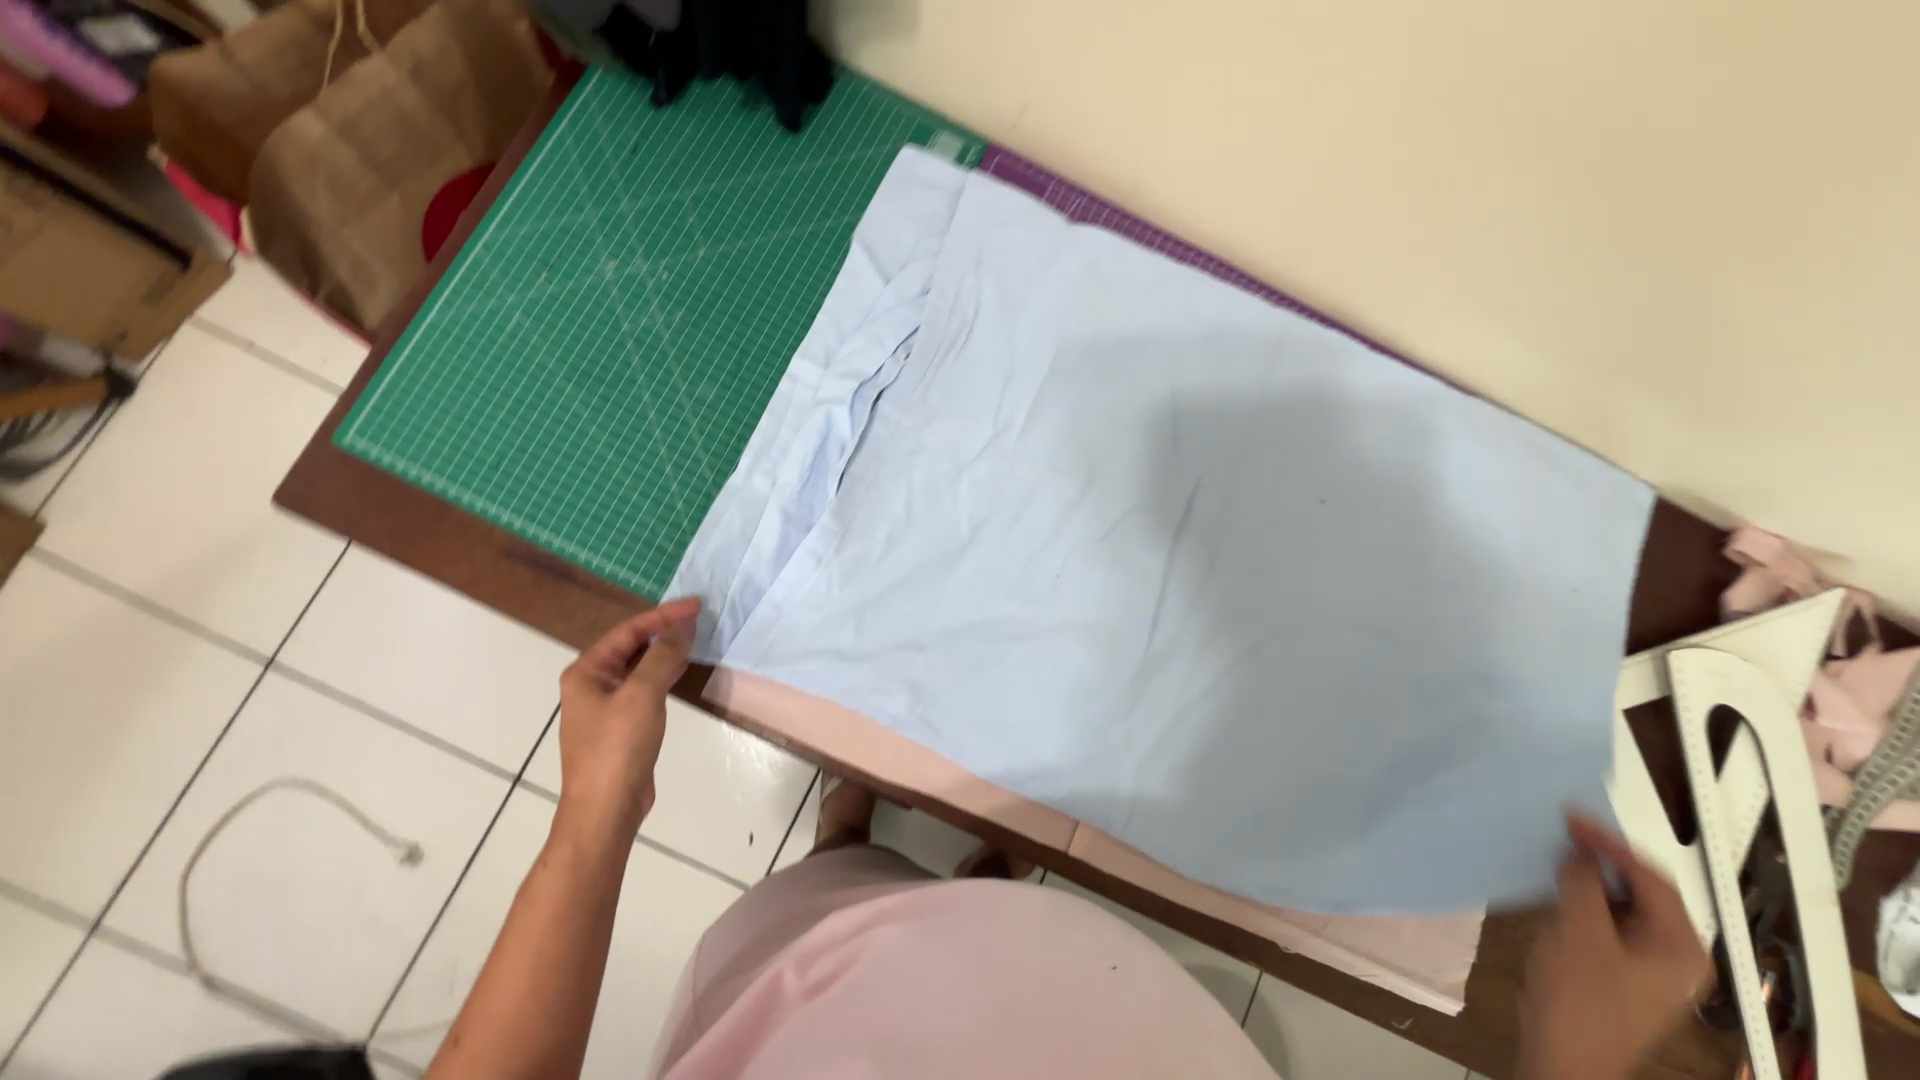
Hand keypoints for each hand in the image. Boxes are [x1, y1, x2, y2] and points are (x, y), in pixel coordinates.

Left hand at [554, 598, 699, 835]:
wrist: (606, 808)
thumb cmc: (618, 747)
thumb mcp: (642, 695)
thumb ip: (663, 655)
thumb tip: (684, 625)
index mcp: (587, 671)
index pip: (629, 630)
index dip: (663, 615)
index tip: (696, 605)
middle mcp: (591, 684)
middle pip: (631, 646)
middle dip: (663, 631)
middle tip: (698, 618)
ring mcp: (604, 707)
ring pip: (638, 668)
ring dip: (664, 653)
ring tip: (694, 638)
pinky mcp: (620, 727)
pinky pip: (643, 689)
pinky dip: (663, 675)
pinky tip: (681, 671)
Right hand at [1517, 814, 1713, 1079]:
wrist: (1566, 1062)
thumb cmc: (1578, 999)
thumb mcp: (1578, 932)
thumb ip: (1582, 884)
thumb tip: (1579, 850)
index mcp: (1681, 946)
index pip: (1652, 877)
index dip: (1610, 842)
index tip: (1570, 817)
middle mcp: (1677, 956)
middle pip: (1644, 892)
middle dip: (1603, 861)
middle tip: (1562, 834)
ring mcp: (1652, 970)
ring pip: (1625, 908)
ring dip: (1592, 882)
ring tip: (1556, 859)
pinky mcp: (1625, 977)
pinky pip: (1612, 927)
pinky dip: (1588, 905)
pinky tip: (1559, 896)